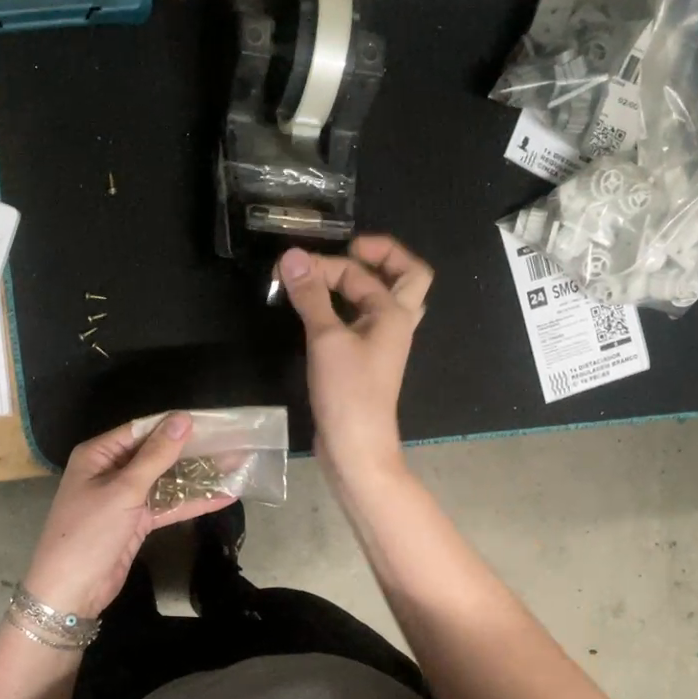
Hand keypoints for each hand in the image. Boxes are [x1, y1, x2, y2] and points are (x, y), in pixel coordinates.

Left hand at [21, 412, 234, 618]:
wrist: (71, 590)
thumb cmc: (90, 532)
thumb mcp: (123, 490)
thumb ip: (156, 455)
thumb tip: (182, 418)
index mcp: (98, 455)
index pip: (141, 430)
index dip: (174, 425)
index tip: (211, 421)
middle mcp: (111, 471)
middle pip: (156, 455)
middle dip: (192, 451)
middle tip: (231, 443)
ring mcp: (125, 498)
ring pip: (166, 481)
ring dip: (197, 477)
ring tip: (236, 466)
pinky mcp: (136, 522)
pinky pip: (167, 506)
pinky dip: (192, 502)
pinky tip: (222, 496)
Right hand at [277, 236, 432, 480]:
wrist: (356, 447)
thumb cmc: (348, 392)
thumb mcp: (326, 339)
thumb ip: (310, 296)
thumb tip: (292, 256)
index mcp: (395, 314)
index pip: (362, 273)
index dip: (328, 264)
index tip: (295, 268)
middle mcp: (396, 324)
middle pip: (405, 277)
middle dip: (381, 257)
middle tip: (349, 250)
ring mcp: (382, 345)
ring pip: (384, 300)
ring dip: (362, 283)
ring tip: (328, 278)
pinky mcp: (366, 362)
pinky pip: (363, 322)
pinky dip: (347, 308)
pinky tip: (321, 313)